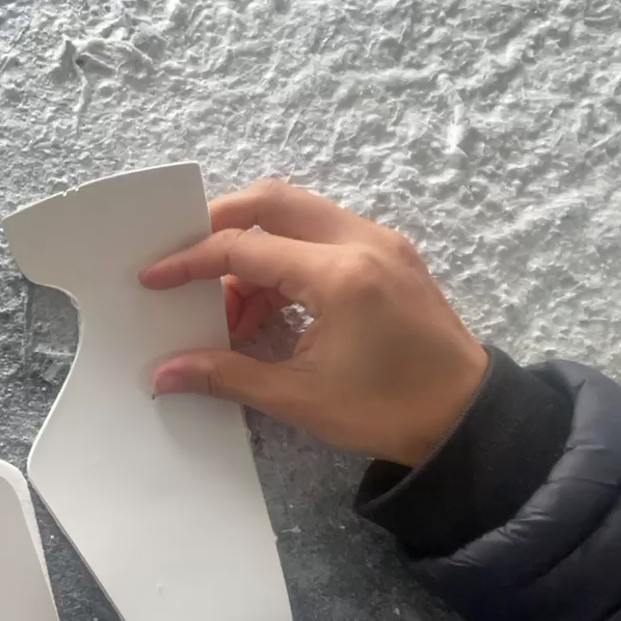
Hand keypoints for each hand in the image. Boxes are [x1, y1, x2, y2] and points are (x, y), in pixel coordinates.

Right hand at [140, 179, 487, 466]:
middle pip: (271, 201)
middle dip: (217, 223)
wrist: (468, 420)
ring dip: (251, 255)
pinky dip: (280, 265)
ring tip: (231, 316)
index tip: (152, 278)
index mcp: (341, 275)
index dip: (190, 261)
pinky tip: (266, 313)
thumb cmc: (387, 411)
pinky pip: (317, 238)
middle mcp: (361, 241)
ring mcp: (378, 243)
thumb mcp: (297, 397)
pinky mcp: (385, 256)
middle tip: (184, 262)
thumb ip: (224, 375)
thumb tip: (161, 375)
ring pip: (294, 217)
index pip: (245, 248)